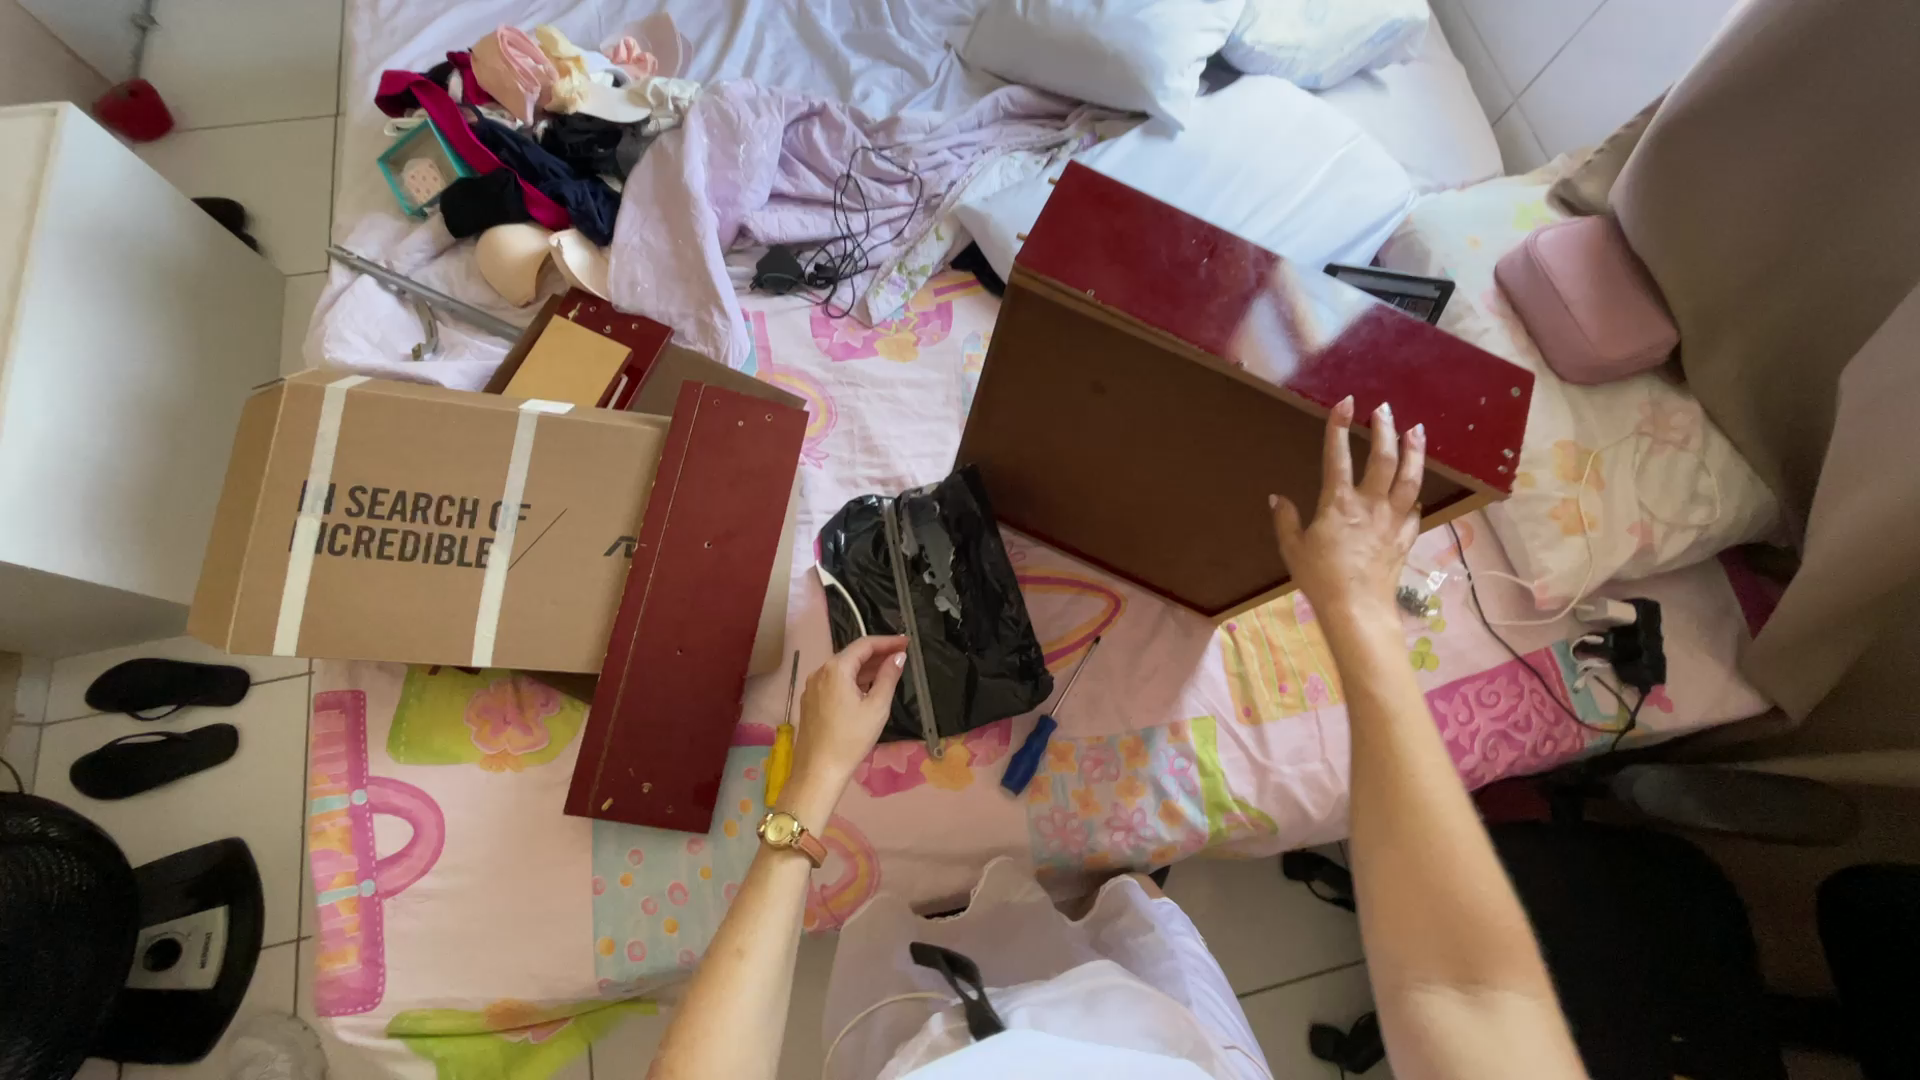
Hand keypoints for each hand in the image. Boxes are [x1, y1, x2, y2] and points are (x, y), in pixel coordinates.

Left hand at [783, 636, 908, 815]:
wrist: (818, 771)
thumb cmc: (851, 738)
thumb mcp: (877, 707)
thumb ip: (888, 677)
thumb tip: (898, 657)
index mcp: (836, 668)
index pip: (865, 645)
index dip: (888, 642)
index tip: (907, 642)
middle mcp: (820, 672)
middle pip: (852, 655)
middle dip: (878, 654)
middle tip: (901, 656)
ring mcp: (813, 687)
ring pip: (843, 669)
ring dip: (866, 668)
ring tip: (889, 671)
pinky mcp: (811, 701)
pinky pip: (835, 682)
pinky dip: (853, 680)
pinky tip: (867, 688)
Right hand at [1270, 396, 1425, 630]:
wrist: (1357, 608)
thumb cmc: (1319, 577)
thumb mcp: (1292, 549)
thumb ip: (1286, 520)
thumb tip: (1277, 497)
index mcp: (1338, 503)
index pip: (1338, 457)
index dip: (1339, 427)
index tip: (1345, 403)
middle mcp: (1370, 504)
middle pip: (1383, 459)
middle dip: (1384, 430)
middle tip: (1385, 410)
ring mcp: (1392, 520)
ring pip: (1409, 478)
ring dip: (1414, 452)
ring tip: (1417, 431)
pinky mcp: (1405, 537)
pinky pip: (1415, 510)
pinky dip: (1414, 495)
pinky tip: (1415, 490)